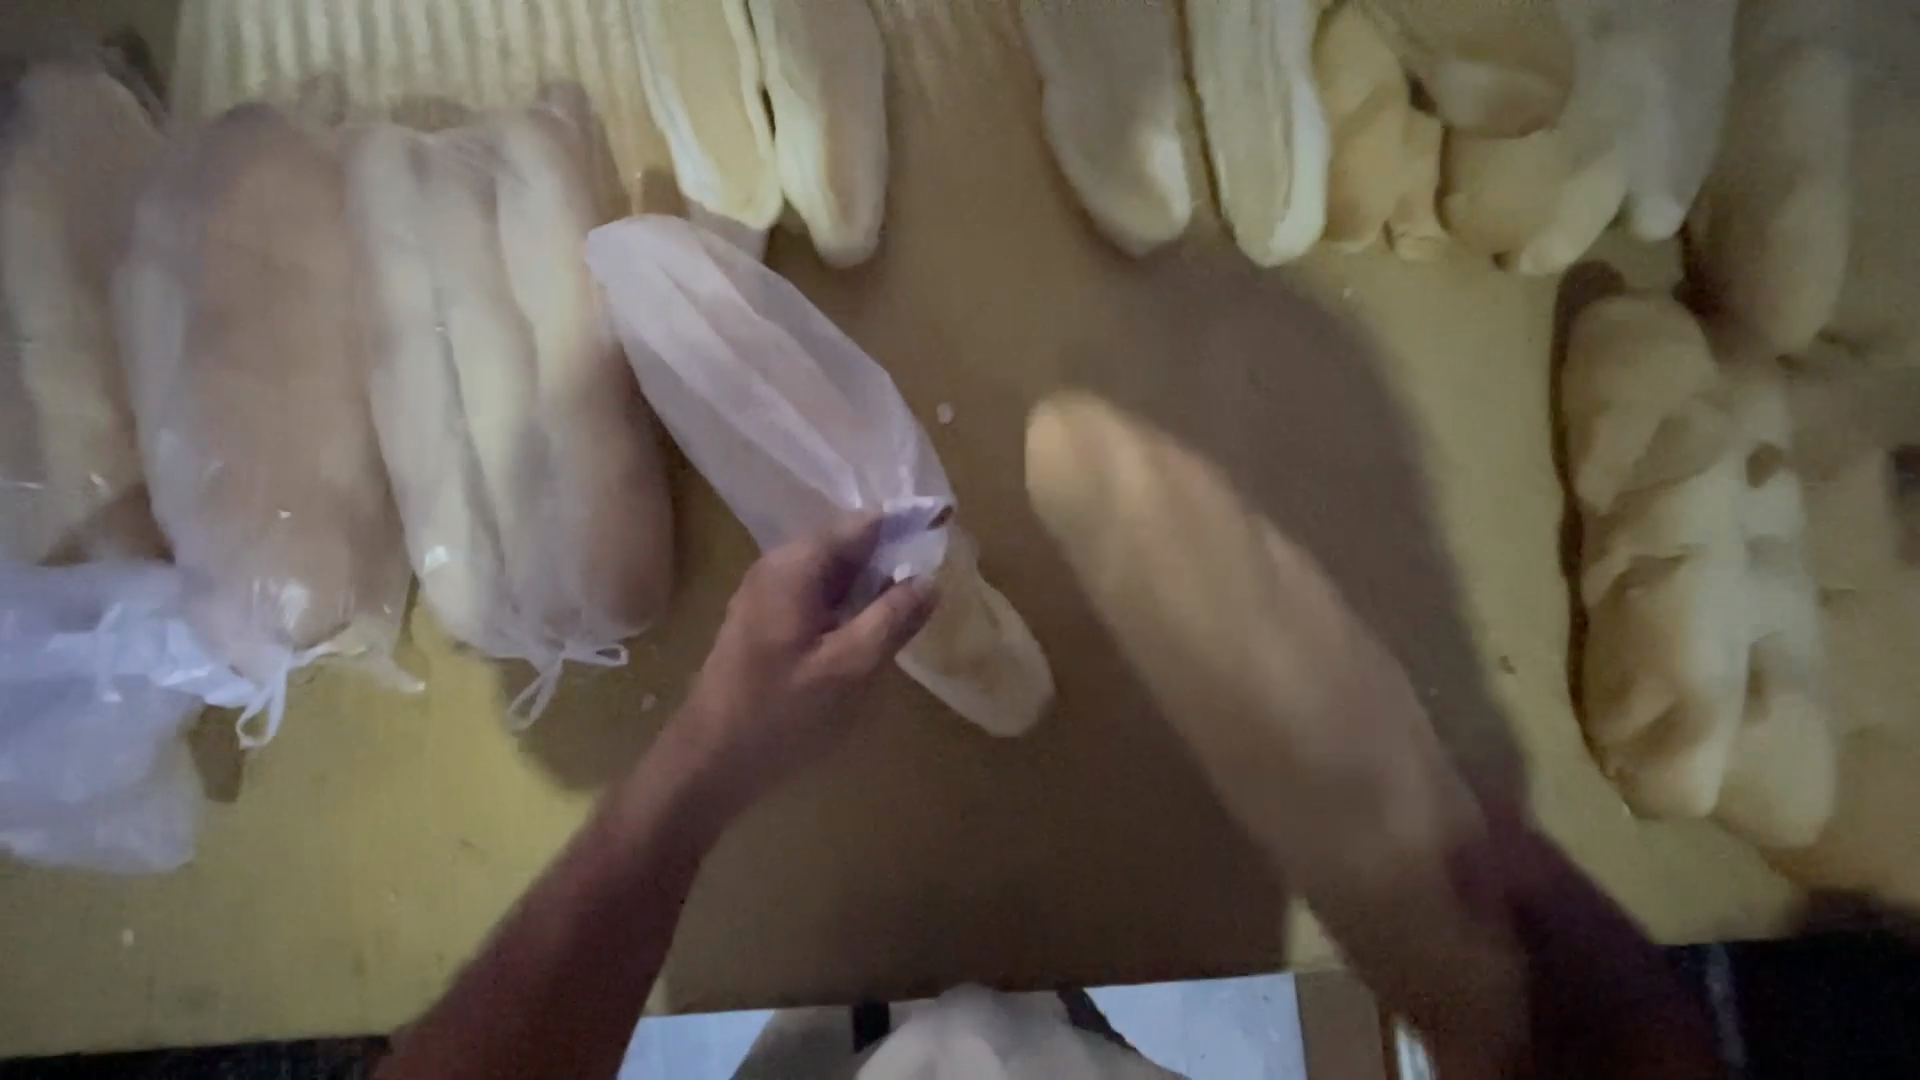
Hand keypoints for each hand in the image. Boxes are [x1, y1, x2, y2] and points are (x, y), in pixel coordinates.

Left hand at [677, 516, 938, 807]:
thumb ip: (893, 619)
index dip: (907, 528)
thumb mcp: (850, 667)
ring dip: (870, 587)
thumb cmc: (780, 714)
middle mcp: (777, 565)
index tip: (945, 538)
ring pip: (833, 573)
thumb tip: (931, 580)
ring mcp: (766, 592)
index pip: (864, 523)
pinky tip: (866, 635)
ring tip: (906, 614)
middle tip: (928, 593)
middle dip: (890, 561)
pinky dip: (846, 606)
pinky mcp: (763, 618)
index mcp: (796, 565)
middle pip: (848, 545)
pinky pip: (816, 595)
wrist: (708, 761)